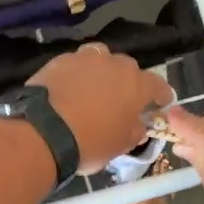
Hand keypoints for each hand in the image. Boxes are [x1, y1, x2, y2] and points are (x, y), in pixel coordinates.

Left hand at [29, 43, 173, 172]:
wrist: (43, 132)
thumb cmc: (90, 142)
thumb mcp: (120, 145)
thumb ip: (135, 131)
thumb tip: (138, 125)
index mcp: (136, 84)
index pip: (158, 85)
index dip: (161, 96)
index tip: (161, 104)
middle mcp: (114, 64)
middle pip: (128, 69)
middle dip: (129, 83)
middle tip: (122, 101)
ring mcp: (86, 58)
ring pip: (102, 59)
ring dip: (103, 72)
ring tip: (95, 90)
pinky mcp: (60, 60)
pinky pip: (76, 65)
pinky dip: (78, 75)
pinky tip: (70, 89)